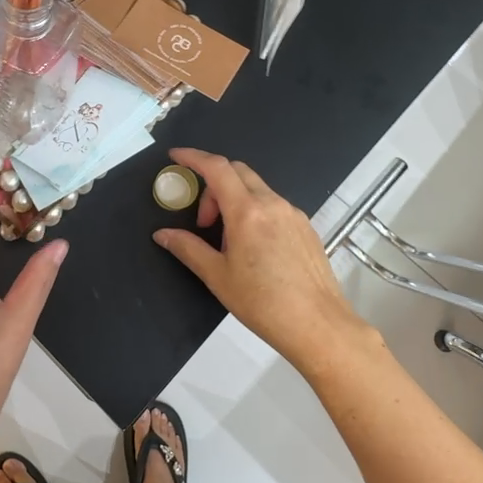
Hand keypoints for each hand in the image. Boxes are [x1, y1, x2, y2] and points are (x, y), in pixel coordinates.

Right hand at [152, 147, 364, 370]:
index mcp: (247, 212)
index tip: (176, 157)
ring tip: (228, 241)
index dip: (194, 157)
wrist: (318, 325)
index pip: (217, 168)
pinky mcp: (306, 227)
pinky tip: (254, 248)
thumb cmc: (263, 303)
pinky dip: (255, 211)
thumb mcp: (218, 277)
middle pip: (238, 172)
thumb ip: (189, 249)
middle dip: (213, 185)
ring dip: (235, 200)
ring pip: (257, 189)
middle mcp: (272, 204)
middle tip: (203, 221)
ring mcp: (293, 214)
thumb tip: (163, 234)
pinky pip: (274, 205)